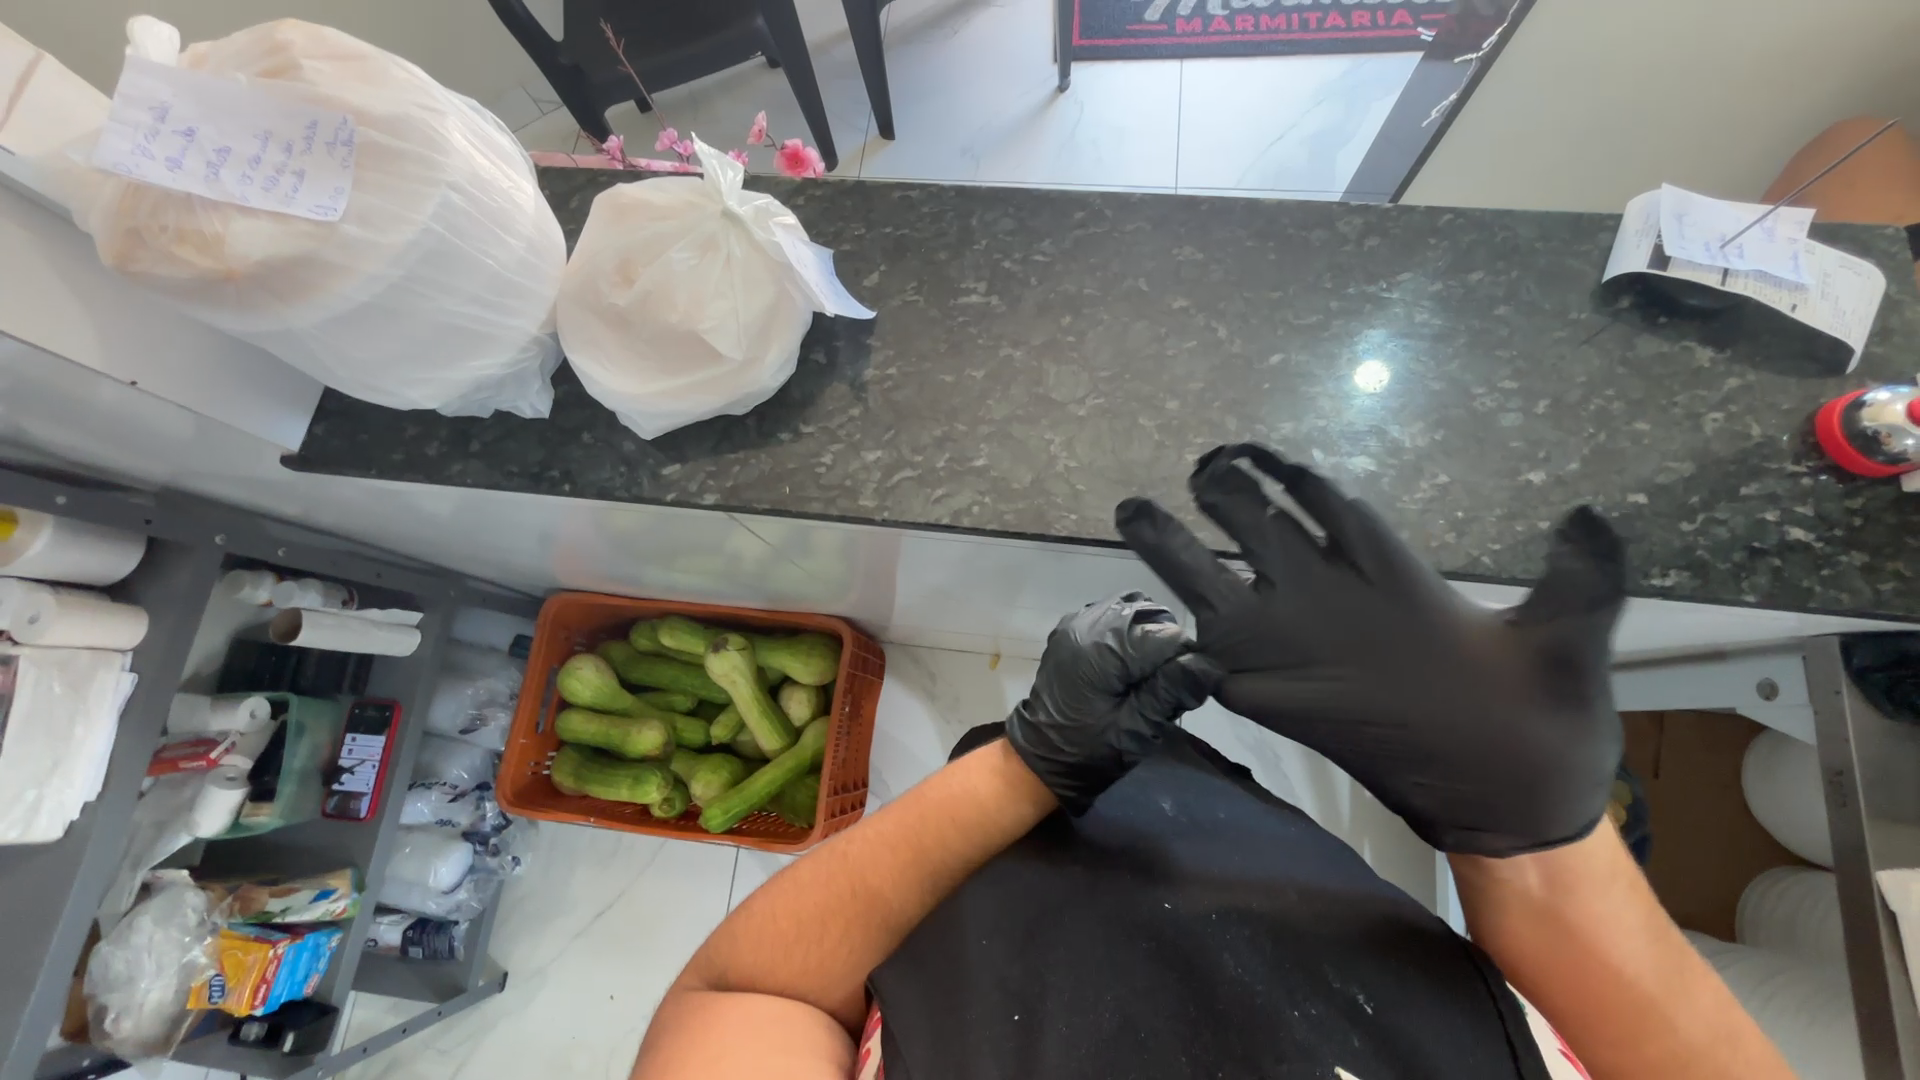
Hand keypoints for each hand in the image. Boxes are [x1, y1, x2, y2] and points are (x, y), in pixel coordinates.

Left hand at [1004, 592, 1222, 814]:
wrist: (1040, 757)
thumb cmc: (1088, 750)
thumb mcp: (1136, 728)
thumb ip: (1171, 690)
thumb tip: (1208, 664)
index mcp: (1103, 648)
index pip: (1167, 635)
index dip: (1182, 662)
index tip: (1178, 692)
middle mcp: (1088, 623)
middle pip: (1151, 615)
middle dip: (1165, 645)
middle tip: (1162, 684)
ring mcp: (1076, 622)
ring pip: (1133, 608)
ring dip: (1148, 634)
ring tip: (1144, 672)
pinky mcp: (1071, 628)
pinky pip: (1111, 613)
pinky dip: (1126, 630)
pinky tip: (1125, 662)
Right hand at [1115, 444, 1625, 856]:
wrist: (1513, 802)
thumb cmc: (1545, 722)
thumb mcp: (1571, 642)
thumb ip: (1584, 578)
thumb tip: (1589, 510)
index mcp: (1393, 577)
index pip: (1327, 504)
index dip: (1285, 472)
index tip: (1250, 451)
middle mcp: (1335, 602)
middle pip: (1264, 531)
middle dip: (1225, 496)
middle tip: (1195, 469)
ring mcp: (1303, 648)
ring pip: (1226, 584)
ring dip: (1182, 547)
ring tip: (1138, 512)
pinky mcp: (1278, 701)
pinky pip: (1221, 655)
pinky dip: (1187, 632)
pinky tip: (1164, 612)